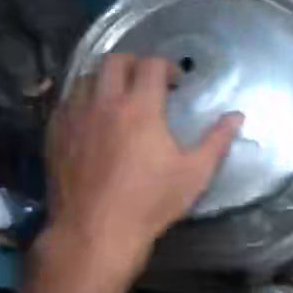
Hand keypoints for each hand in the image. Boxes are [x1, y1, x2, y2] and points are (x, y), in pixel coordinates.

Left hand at [44, 53, 241, 280]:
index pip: (151, 65)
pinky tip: (91, 120)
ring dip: (105, 79)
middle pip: (114, 61)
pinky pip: (66, 102)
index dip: (166, 66)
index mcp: (140, 107)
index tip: (174, 82)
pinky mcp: (55, 134)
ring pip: (86, 78)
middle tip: (145, 82)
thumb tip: (236, 116)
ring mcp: (75, 117)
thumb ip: (217, 141)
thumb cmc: (149, 204)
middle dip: (133, 64)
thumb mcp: (194, 175)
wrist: (94, 232)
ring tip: (116, 98)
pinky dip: (82, 101)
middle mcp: (104, 102)